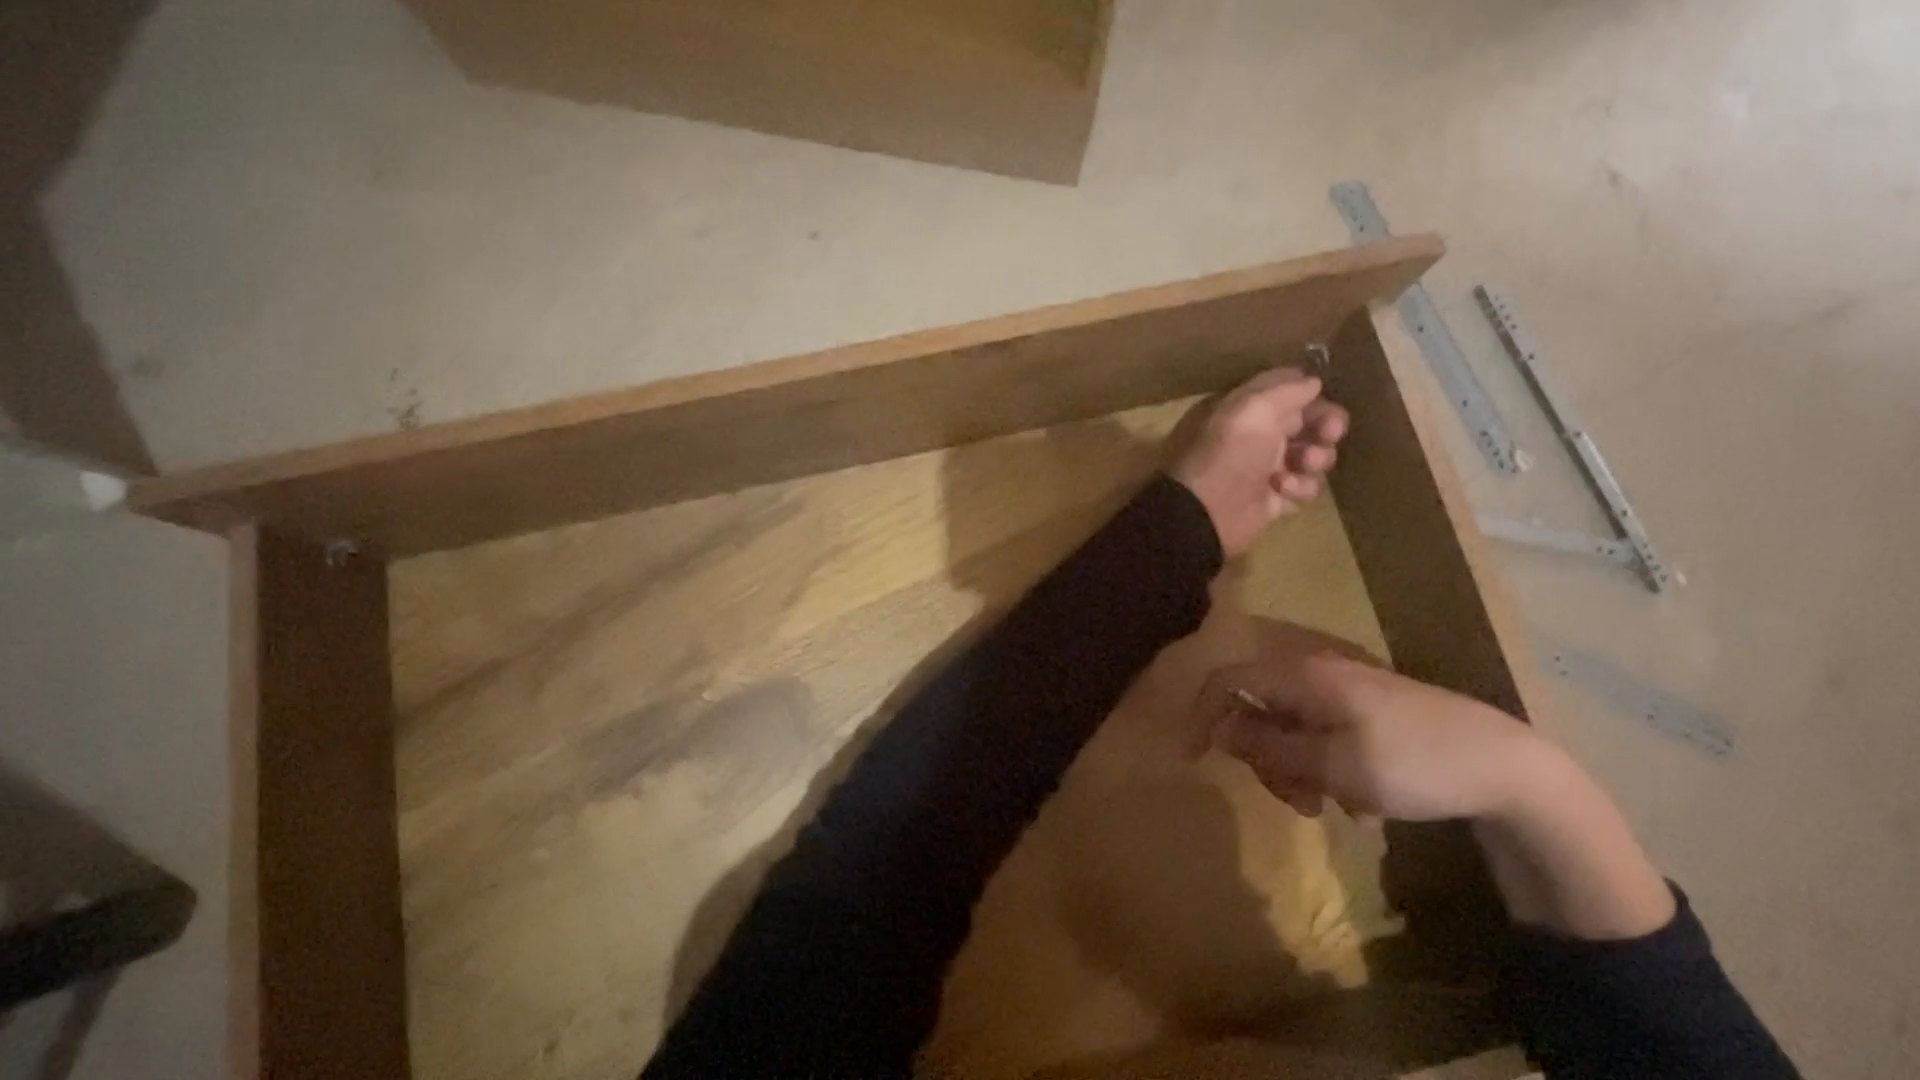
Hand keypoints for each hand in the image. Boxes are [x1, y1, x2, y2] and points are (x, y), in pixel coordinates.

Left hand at [1171, 369, 1347, 556]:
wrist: (1211, 509)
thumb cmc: (1232, 452)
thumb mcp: (1254, 409)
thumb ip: (1286, 391)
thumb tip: (1313, 382)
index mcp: (1252, 410)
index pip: (1290, 392)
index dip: (1311, 392)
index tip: (1323, 395)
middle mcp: (1264, 435)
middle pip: (1310, 422)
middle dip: (1326, 425)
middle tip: (1330, 433)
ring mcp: (1272, 467)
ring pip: (1315, 456)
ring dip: (1316, 458)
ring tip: (1302, 464)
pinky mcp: (1278, 497)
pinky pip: (1307, 487)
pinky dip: (1301, 487)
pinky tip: (1282, 489)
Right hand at [1190, 620, 1550, 821]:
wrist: (1507, 766)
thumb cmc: (1413, 764)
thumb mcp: (1332, 766)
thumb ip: (1268, 747)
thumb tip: (1218, 729)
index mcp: (1304, 676)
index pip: (1228, 680)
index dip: (1200, 715)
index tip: (1192, 760)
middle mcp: (1319, 670)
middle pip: (1258, 705)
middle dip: (1261, 755)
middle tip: (1292, 801)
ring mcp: (1347, 686)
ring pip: (1288, 721)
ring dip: (1292, 765)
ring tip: (1326, 805)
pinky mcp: (1370, 704)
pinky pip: (1321, 728)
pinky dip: (1320, 761)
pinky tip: (1353, 795)